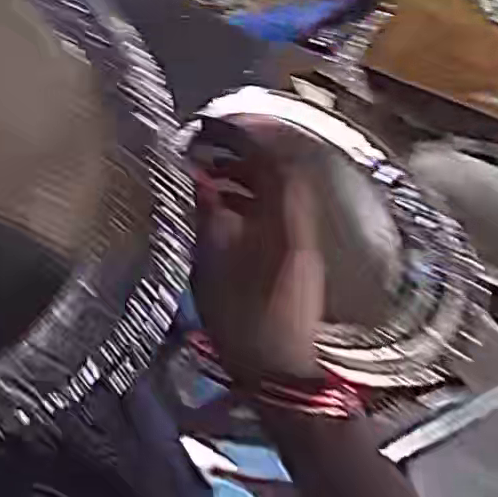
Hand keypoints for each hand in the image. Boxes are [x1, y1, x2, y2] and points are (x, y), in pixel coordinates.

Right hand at [191, 116, 324, 382]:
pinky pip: (270, 212)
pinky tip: (215, 205)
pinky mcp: (292, 259)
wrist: (279, 374)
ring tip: (202, 173)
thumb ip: (207, 215)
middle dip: (240, 154)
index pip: (281, 167)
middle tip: (201, 146)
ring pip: (274, 194)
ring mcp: (300, 246)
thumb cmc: (244, 320)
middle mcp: (300, 232)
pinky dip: (244, 198)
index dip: (253, 138)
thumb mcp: (212, 265)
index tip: (218, 123)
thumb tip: (197, 177)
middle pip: (280, 176)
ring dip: (240, 176)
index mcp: (285, 229)